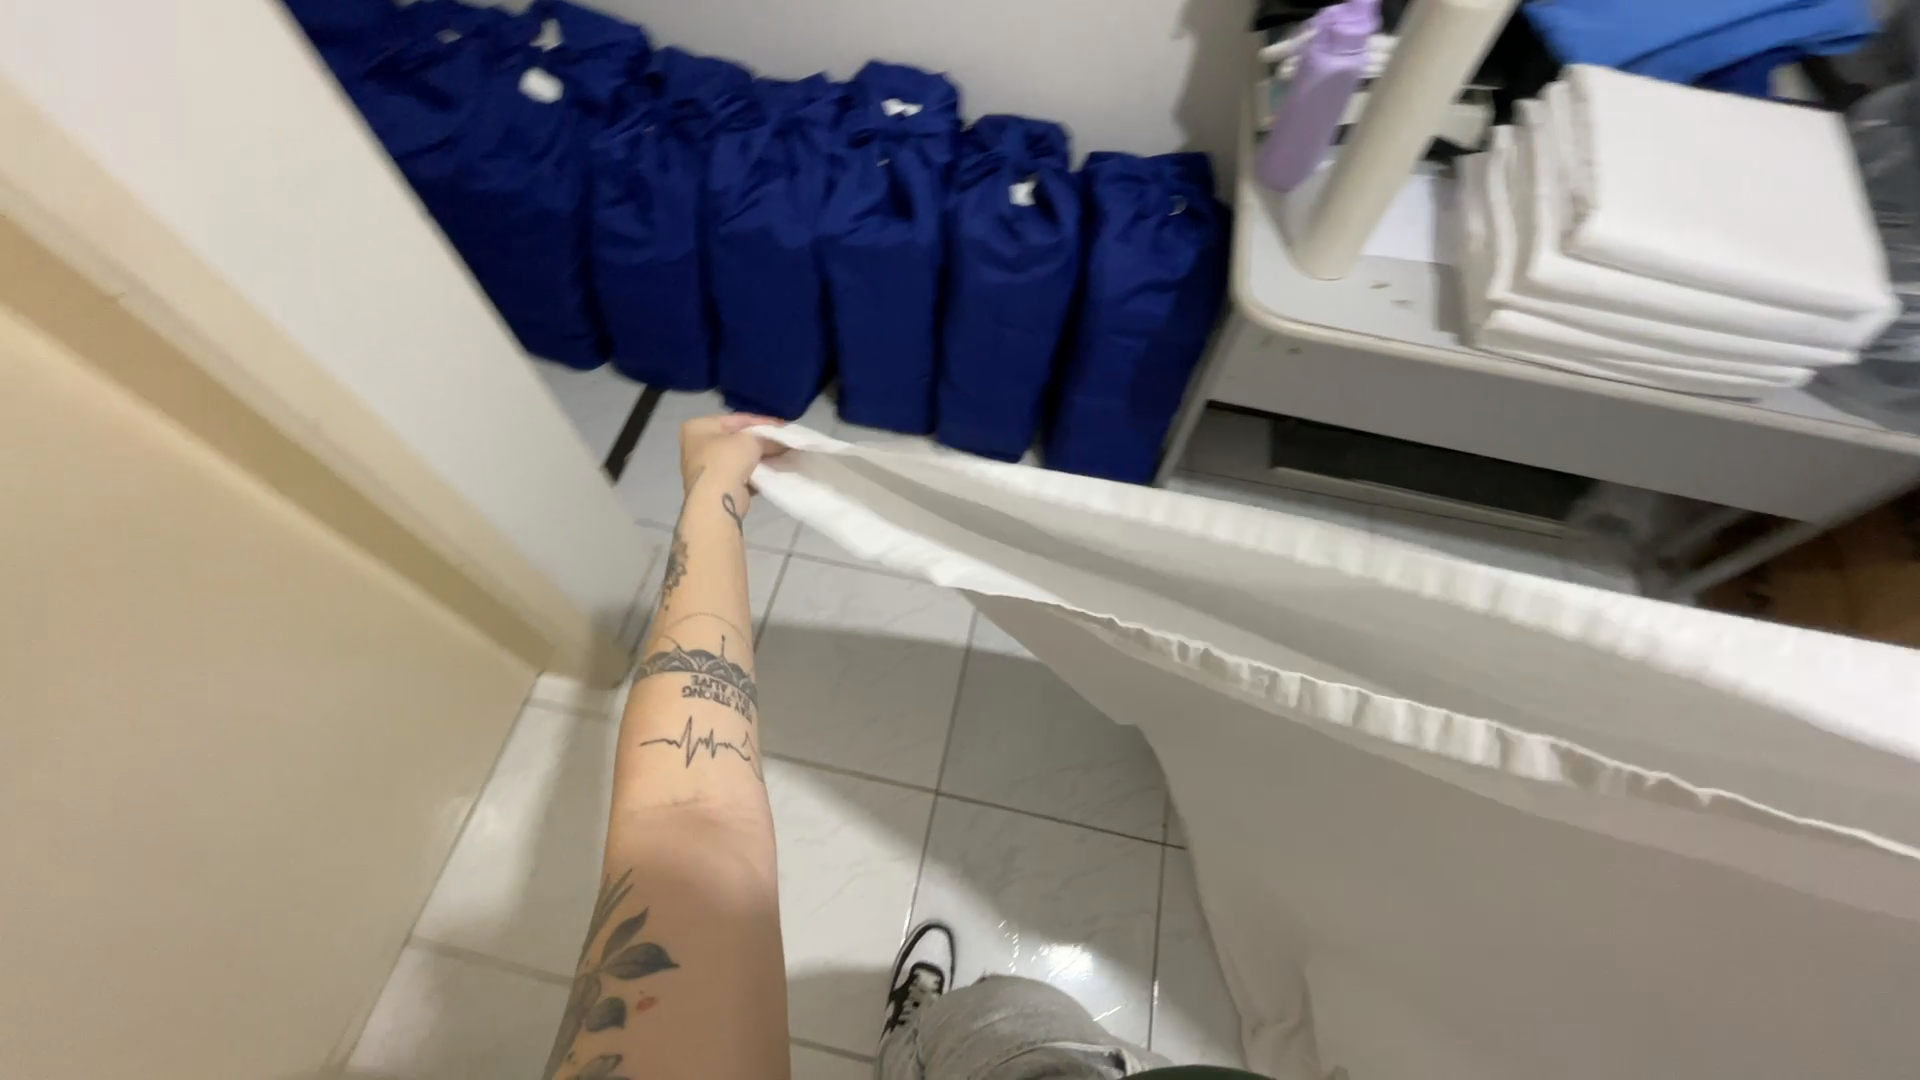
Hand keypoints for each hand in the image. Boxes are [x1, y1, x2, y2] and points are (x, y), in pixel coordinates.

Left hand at [680, 413, 786, 499]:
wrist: (717, 500)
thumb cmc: (727, 461)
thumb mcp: (751, 440)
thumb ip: (767, 438)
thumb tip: (781, 441)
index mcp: (698, 427)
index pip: (736, 419)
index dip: (761, 422)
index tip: (782, 426)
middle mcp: (697, 445)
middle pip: (736, 438)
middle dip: (761, 440)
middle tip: (783, 441)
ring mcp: (705, 468)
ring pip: (738, 457)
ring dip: (759, 457)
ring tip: (782, 455)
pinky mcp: (715, 487)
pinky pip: (739, 474)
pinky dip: (755, 472)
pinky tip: (772, 471)